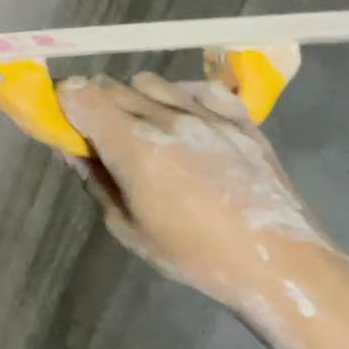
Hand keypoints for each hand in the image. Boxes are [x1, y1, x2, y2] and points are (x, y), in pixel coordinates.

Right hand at [57, 72, 338, 312]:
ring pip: (150, 81)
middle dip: (93, 103)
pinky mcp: (242, 122)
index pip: (78, 92)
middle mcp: (166, 119)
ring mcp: (208, 117)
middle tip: (99, 133)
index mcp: (132, 145)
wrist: (285, 268)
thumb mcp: (125, 226)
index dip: (63, 102)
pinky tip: (185, 120)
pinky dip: (182, 96)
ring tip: (144, 126)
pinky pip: (200, 88)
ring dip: (135, 97)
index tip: (65, 124)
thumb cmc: (195, 254)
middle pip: (109, 84)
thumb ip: (94, 180)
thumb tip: (71, 150)